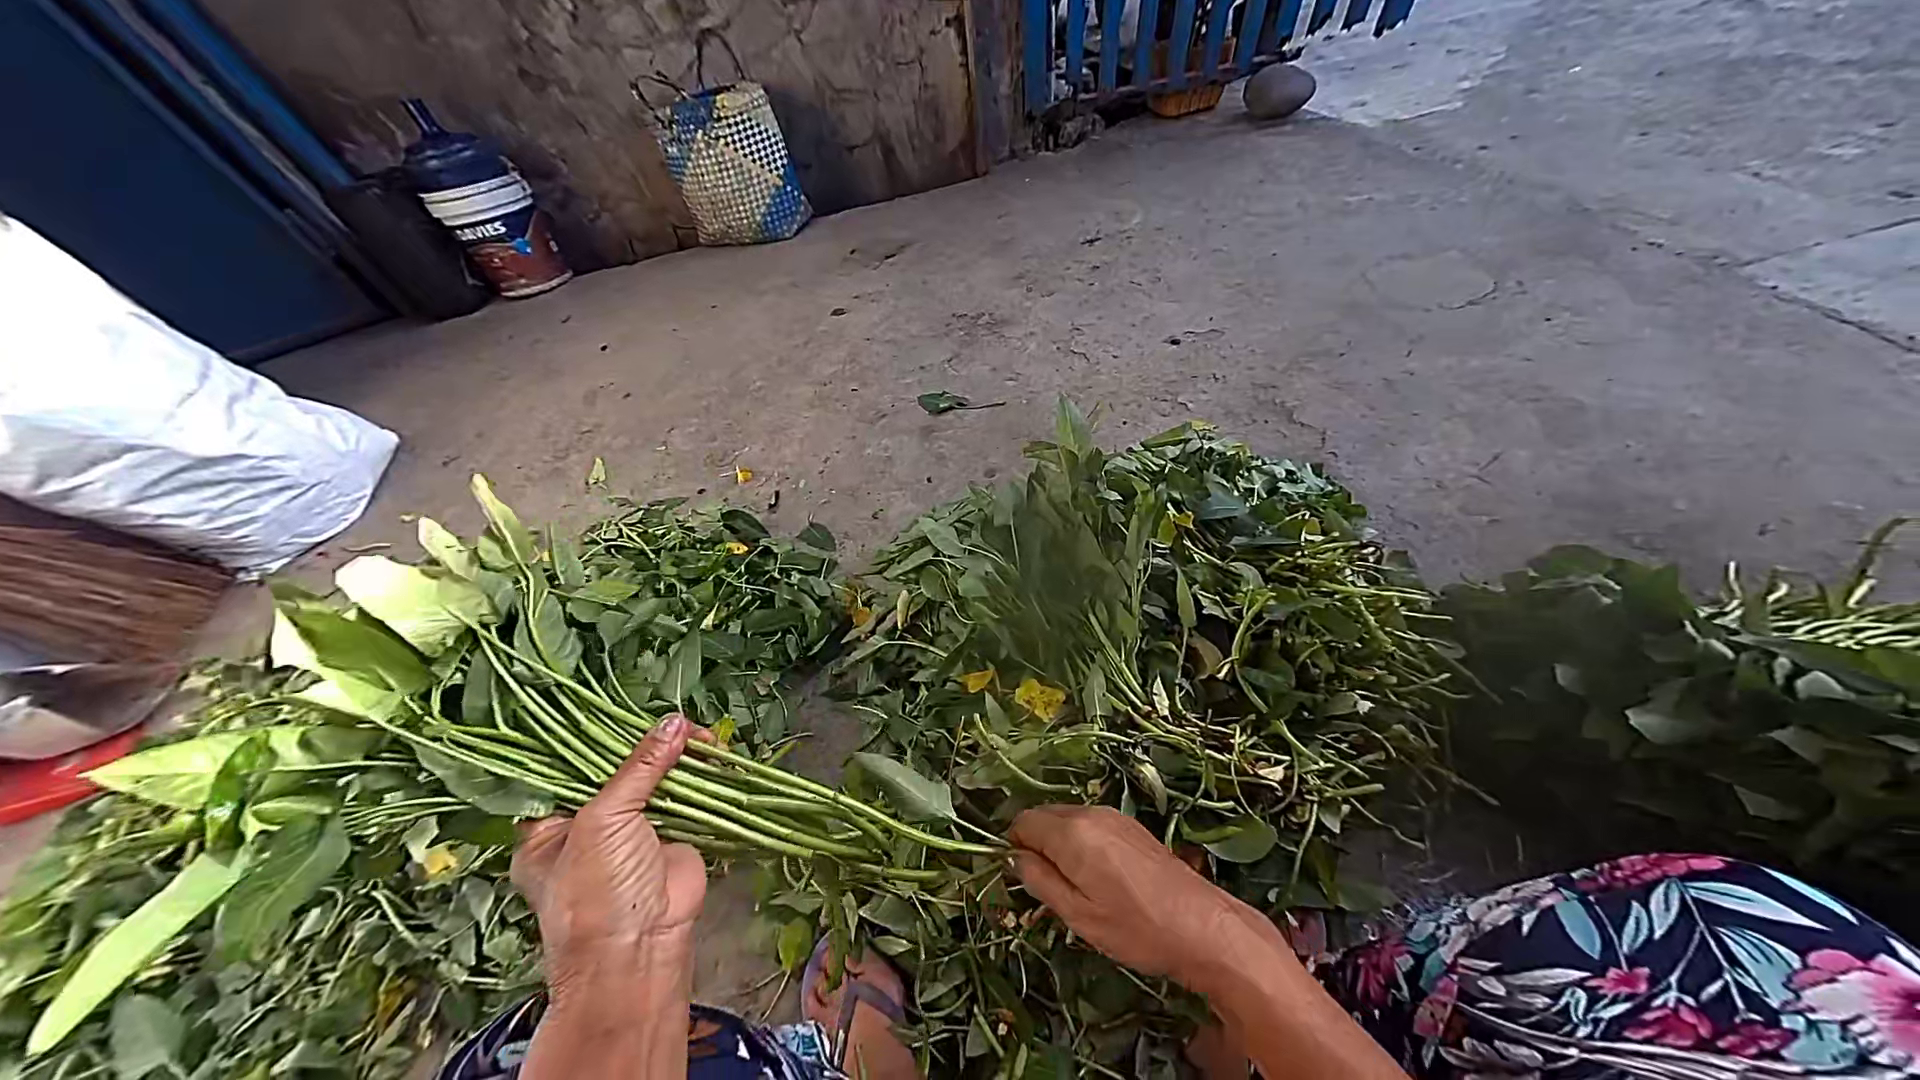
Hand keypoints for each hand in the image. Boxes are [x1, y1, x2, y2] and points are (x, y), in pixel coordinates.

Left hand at [511, 713, 707, 1000]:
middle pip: (621, 771)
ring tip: (702, 735)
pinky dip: (702, 777)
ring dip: (680, 758)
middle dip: (648, 745)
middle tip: (677, 721)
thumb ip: (640, 767)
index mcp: (553, 826)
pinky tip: (714, 755)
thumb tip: (675, 722)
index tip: (627, 711)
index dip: (599, 740)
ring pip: (657, 781)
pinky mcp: (673, 835)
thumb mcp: (605, 819)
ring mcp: (635, 830)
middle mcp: (591, 825)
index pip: (571, 769)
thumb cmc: (597, 891)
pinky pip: (687, 797)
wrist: (641, 950)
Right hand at [1008, 805, 1275, 993]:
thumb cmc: (1135, 928)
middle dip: (1036, 844)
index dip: (1013, 847)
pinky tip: (1100, 876)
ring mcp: (1112, 815)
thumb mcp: (1078, 915)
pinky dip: (1081, 842)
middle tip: (1048, 887)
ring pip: (1066, 820)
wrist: (1203, 926)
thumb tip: (1013, 858)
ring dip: (1059, 844)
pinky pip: (1089, 824)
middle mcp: (1089, 812)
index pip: (1022, 822)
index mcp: (1071, 832)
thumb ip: (1039, 880)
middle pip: (1043, 816)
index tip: (1022, 877)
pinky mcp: (1130, 824)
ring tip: (1077, 886)